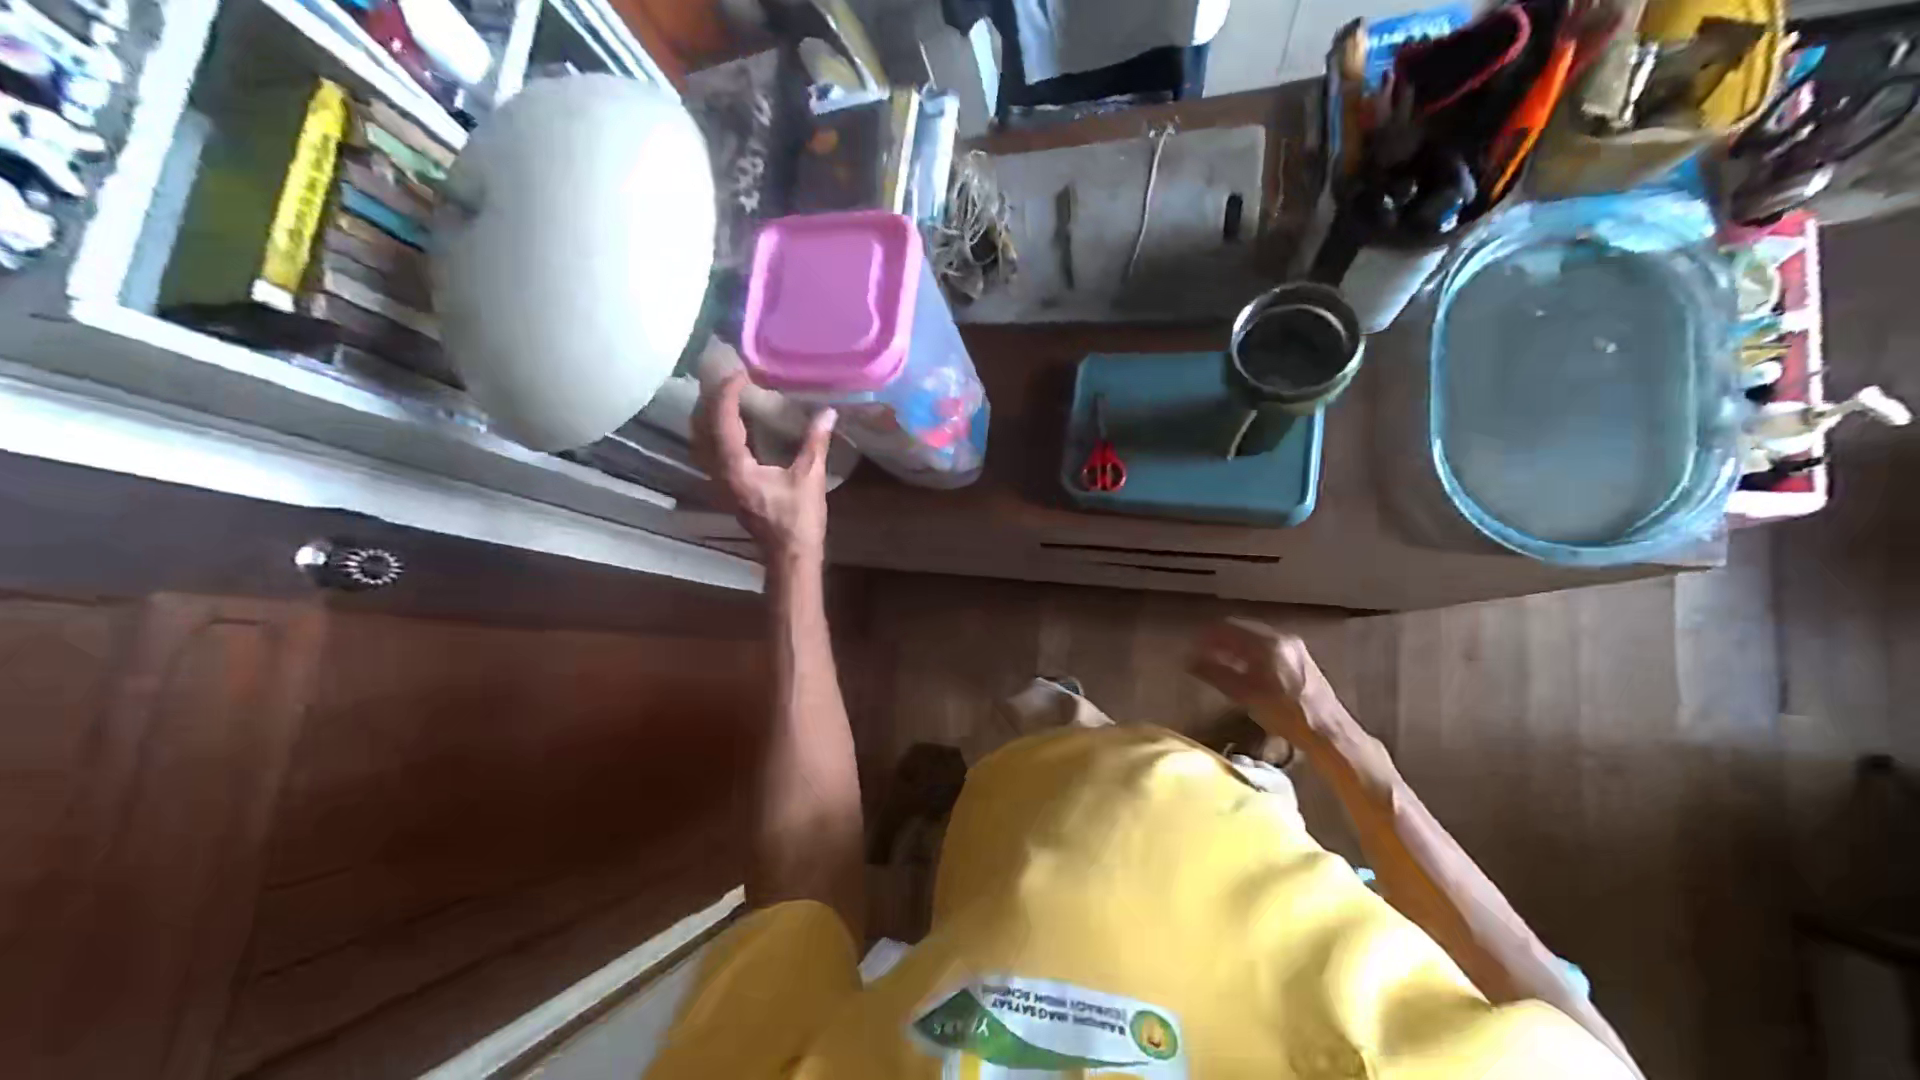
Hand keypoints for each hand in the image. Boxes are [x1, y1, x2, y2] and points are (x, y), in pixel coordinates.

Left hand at [695, 372, 837, 564]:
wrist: (790, 557)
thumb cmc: (798, 520)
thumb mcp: (809, 477)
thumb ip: (815, 442)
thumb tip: (828, 412)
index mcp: (735, 466)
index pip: (722, 419)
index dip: (728, 391)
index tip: (742, 372)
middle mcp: (719, 472)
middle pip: (701, 427)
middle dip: (712, 399)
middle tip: (729, 378)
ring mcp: (720, 482)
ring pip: (702, 441)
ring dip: (711, 416)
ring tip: (728, 397)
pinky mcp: (728, 488)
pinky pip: (712, 452)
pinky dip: (717, 433)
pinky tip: (736, 427)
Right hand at [1188, 618, 1331, 741]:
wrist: (1328, 732)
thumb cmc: (1286, 715)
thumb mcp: (1245, 696)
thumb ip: (1215, 674)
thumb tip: (1189, 660)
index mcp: (1269, 643)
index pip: (1229, 626)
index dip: (1207, 636)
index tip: (1192, 648)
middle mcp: (1282, 638)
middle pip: (1241, 629)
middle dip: (1218, 641)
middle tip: (1200, 656)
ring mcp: (1292, 647)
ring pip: (1253, 638)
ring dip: (1233, 647)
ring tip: (1216, 664)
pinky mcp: (1298, 658)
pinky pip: (1265, 647)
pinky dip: (1248, 653)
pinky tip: (1240, 670)